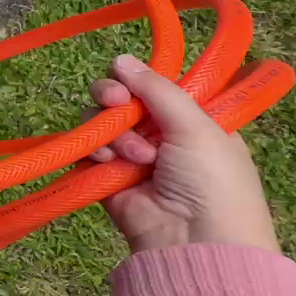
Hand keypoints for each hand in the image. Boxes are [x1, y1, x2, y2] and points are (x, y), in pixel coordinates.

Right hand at [83, 53, 280, 255]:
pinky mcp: (102, 168)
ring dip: (110, 132)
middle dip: (113, 99)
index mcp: (193, 124)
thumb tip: (120, 57)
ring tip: (131, 156)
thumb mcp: (198, 130)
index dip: (137, 80)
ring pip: (98, 120)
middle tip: (115, 102)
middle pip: (119, 99)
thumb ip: (159, 91)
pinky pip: (83, 144)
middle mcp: (159, 135)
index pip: (154, 88)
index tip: (127, 80)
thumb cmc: (212, 182)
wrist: (192, 238)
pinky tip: (106, 161)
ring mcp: (129, 153)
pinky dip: (91, 149)